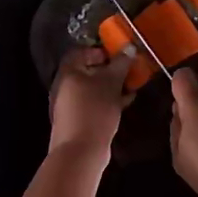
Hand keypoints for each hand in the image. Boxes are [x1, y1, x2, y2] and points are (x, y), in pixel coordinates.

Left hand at [49, 45, 135, 159]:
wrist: (81, 150)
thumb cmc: (95, 109)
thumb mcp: (112, 82)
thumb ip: (121, 63)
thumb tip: (130, 46)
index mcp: (69, 73)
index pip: (82, 52)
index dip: (101, 50)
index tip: (120, 54)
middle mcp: (66, 86)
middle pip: (89, 70)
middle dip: (111, 69)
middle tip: (129, 70)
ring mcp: (71, 104)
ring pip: (94, 88)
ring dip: (112, 85)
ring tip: (131, 86)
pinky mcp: (79, 119)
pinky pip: (95, 102)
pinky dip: (109, 99)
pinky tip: (126, 102)